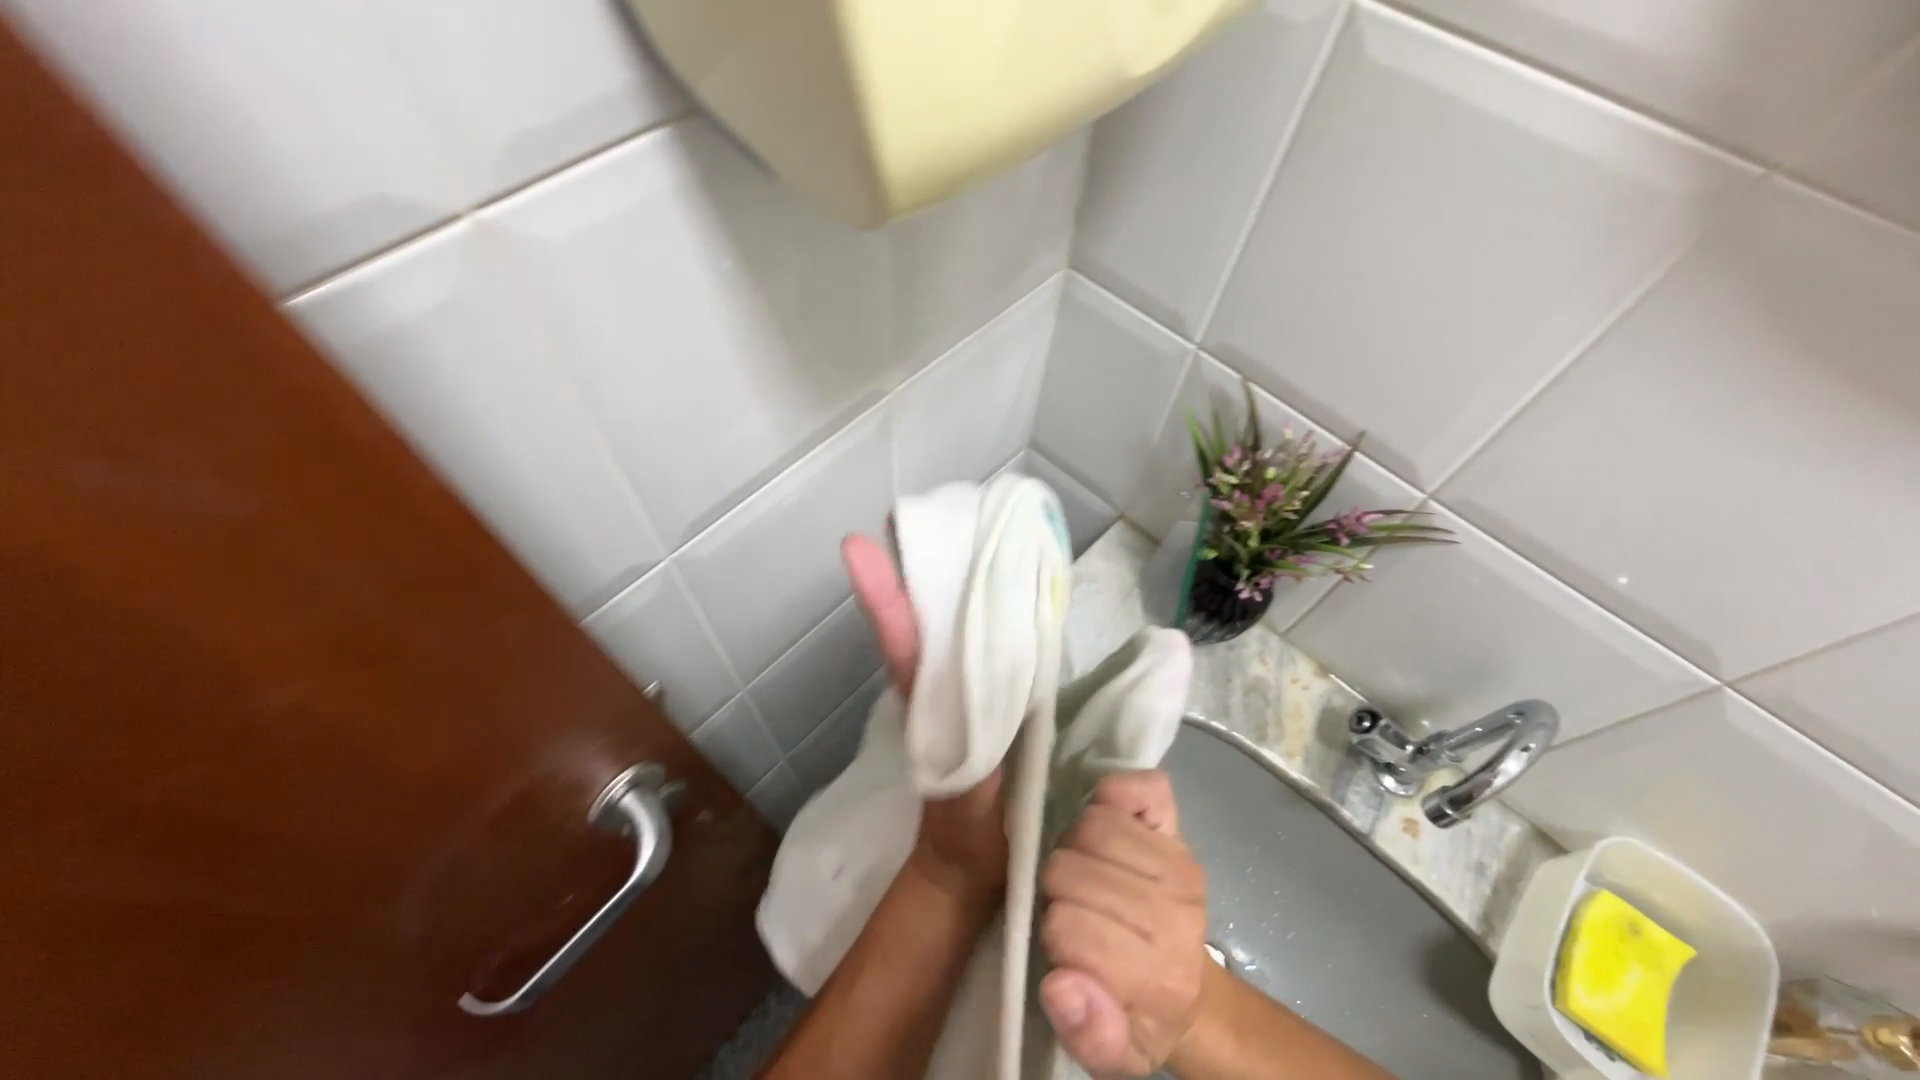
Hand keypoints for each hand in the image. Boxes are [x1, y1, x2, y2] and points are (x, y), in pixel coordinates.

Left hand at [843, 533, 1007, 905]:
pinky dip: (982, 609)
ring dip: (944, 578)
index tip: (858, 547)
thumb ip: (972, 763)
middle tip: (906, 511)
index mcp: (928, 707)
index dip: (884, 598)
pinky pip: (976, 642)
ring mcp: (952, 689)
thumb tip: (987, 710)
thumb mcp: (970, 804)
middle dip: (912, 565)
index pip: (903, 644)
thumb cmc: (970, 838)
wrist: (967, 864)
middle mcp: (935, 687)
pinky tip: (1003, 587)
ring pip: (944, 624)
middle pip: (919, 618)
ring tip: (954, 528)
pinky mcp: (975, 695)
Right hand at [1039, 771, 1209, 1076]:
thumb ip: (1087, 1031)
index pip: (1066, 924)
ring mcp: (1180, 865)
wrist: (1188, 994)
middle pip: (1071, 866)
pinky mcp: (1180, 832)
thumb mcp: (1111, 1053)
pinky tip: (1106, 822)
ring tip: (1082, 872)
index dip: (1053, 936)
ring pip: (1094, 825)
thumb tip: (1061, 983)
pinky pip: (1143, 788)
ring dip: (1074, 846)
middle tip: (1069, 907)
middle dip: (1057, 890)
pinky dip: (1116, 794)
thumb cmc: (1136, 1017)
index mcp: (1158, 974)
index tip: (1065, 950)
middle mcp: (1176, 912)